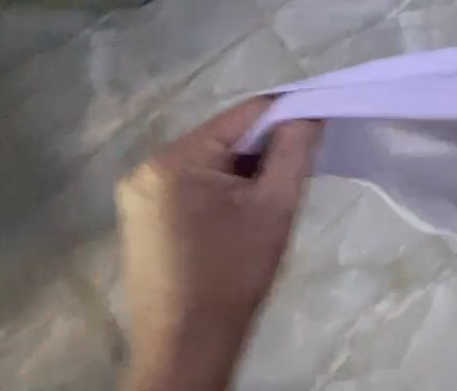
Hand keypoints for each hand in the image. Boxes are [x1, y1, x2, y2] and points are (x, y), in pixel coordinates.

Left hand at [116, 100, 320, 390]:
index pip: (248, 113)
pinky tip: (241, 218)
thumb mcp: (277, 202)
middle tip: (292, 177)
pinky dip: (225, 189)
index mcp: (175, 159)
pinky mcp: (142, 219)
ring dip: (247, 171)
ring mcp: (139, 196)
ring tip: (267, 202)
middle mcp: (147, 169)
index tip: (317, 136)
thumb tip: (310, 110)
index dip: (289, 118)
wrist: (187, 346)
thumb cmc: (234, 271)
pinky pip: (195, 183)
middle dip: (265, 150)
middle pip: (228, 136)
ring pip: (214, 160)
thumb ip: (296, 146)